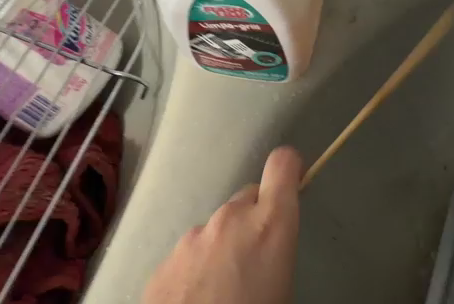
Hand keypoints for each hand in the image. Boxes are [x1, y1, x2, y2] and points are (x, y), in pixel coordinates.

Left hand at [144, 146, 302, 303]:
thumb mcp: (284, 291)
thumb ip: (278, 252)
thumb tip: (271, 254)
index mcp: (270, 224)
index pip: (283, 164)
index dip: (290, 170)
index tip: (292, 185)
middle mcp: (231, 219)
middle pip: (248, 198)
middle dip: (254, 221)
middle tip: (253, 262)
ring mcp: (192, 239)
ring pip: (215, 228)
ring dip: (222, 247)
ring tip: (220, 291)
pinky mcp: (162, 264)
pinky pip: (188, 255)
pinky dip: (194, 271)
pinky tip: (194, 303)